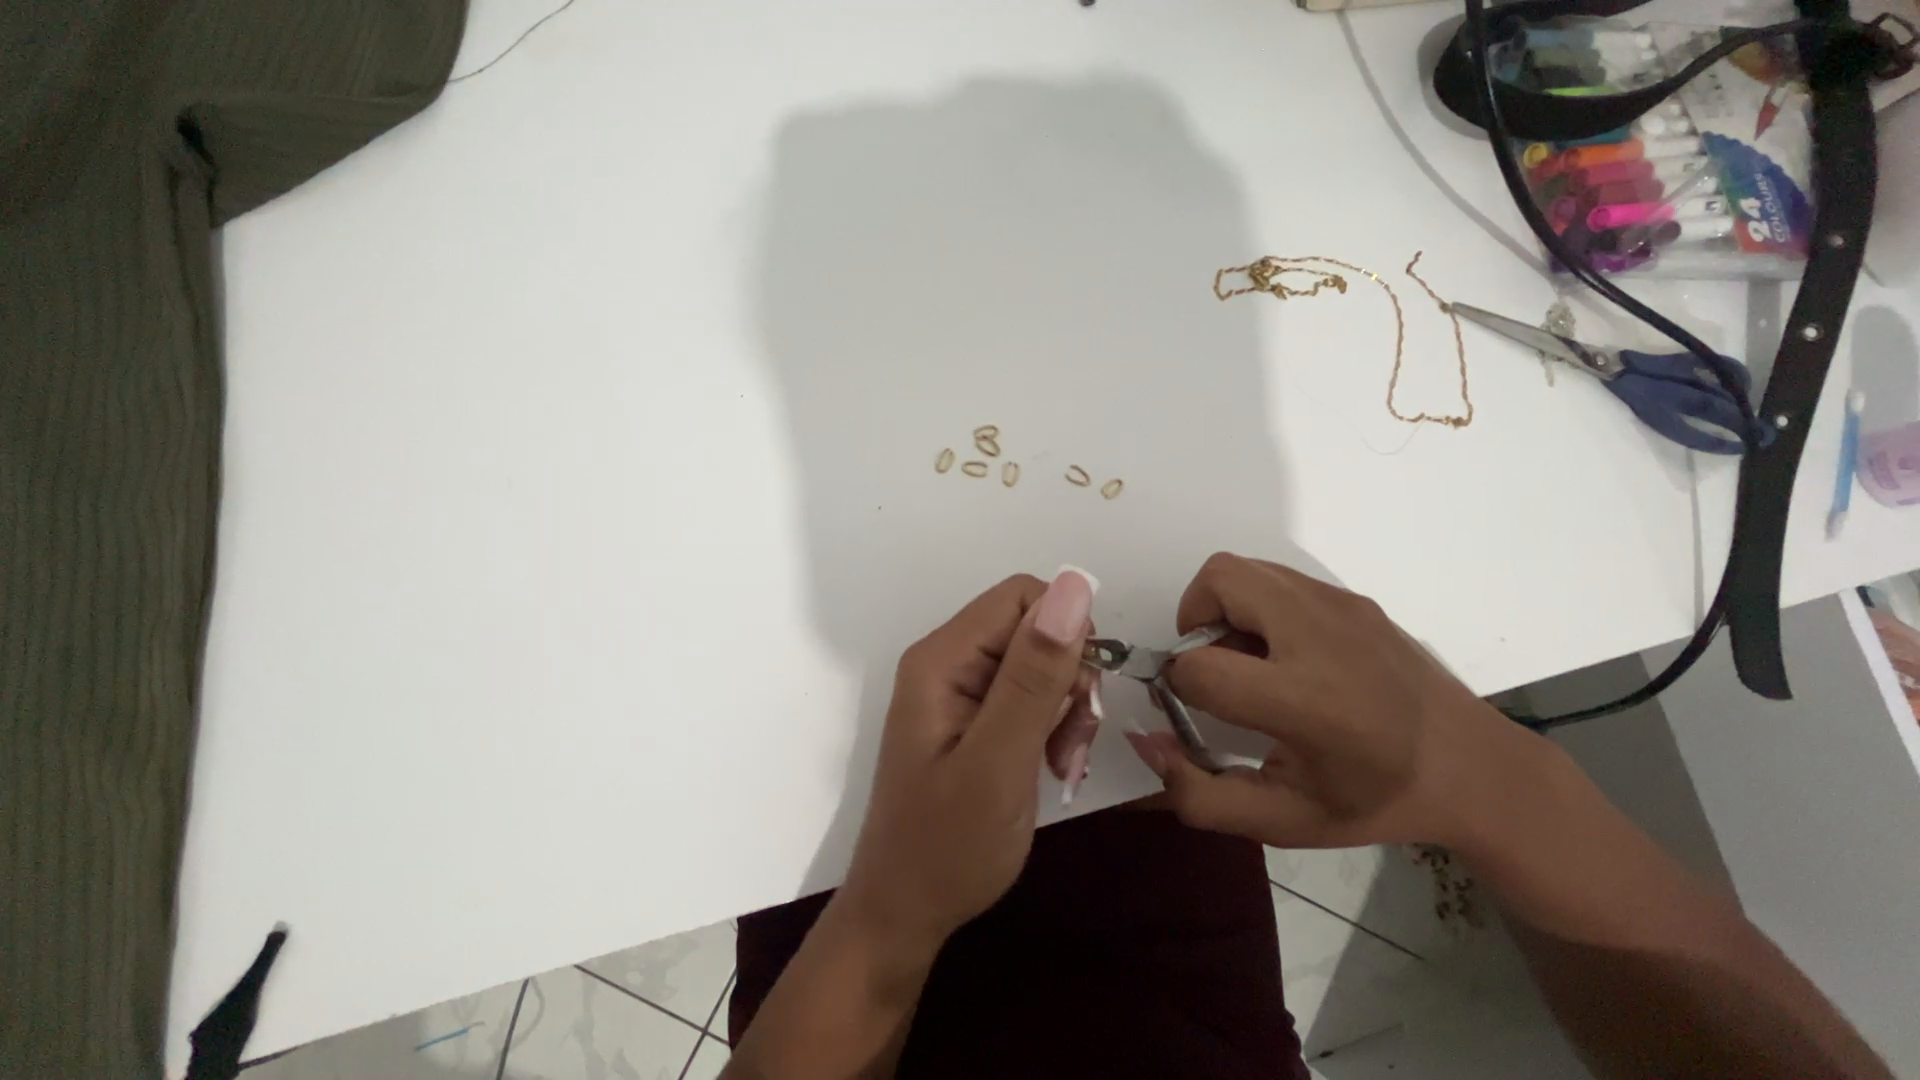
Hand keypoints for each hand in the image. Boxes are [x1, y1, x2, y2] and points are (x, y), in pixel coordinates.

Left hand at [835, 569, 1097, 948]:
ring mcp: (959, 692)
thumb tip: (1073, 586)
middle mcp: (947, 663)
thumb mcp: (999, 761)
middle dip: (1069, 680)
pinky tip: (1053, 768)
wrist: (908, 911)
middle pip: (1035, 630)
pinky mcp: (975, 720)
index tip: (1079, 697)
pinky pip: (1030, 698)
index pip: (1023, 597)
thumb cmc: (948, 845)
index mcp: (942, 659)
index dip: (1066, 635)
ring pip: (1041, 665)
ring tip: (1062, 764)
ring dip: (1066, 710)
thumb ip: (1034, 676)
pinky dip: (1053, 728)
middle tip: (1073, 743)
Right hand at [1124, 553, 1532, 851]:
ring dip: (1224, 608)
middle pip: (1218, 579)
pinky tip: (1286, 654)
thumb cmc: (1373, 801)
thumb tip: (1144, 739)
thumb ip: (1199, 794)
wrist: (1472, 767)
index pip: (1199, 667)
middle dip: (1193, 618)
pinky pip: (1278, 578)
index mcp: (1303, 702)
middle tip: (1212, 664)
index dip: (1178, 686)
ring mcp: (1339, 607)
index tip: (1194, 709)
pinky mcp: (1353, 598)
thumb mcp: (1281, 822)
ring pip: (1245, 568)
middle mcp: (1318, 638)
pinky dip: (1258, 604)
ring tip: (1249, 659)